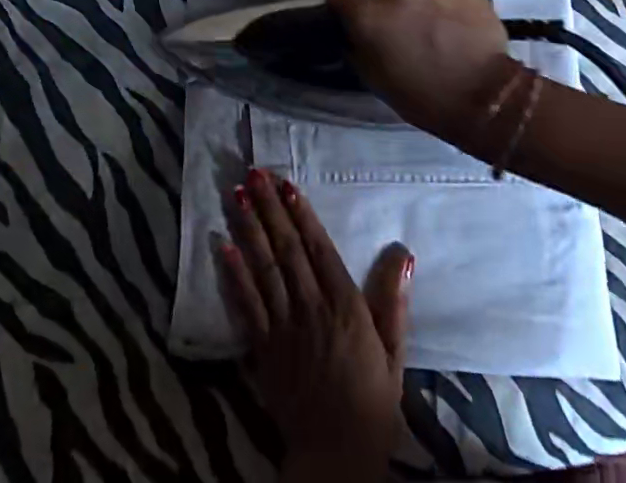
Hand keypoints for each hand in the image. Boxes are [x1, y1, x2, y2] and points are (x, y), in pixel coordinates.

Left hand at [220, 168, 413, 481]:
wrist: (336, 451)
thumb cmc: (373, 397)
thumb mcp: (395, 348)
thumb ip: (394, 300)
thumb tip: (402, 252)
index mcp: (346, 305)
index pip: (319, 249)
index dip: (302, 214)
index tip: (287, 184)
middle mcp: (311, 309)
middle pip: (286, 250)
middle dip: (269, 208)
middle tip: (253, 174)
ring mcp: (283, 328)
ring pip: (263, 269)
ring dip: (249, 229)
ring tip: (236, 196)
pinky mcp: (263, 349)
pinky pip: (246, 306)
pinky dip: (234, 275)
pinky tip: (224, 246)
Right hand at [325, 0, 514, 147]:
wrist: (482, 96)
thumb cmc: (420, 95)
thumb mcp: (374, 76)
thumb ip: (358, 44)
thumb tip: (354, 31)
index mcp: (369, 12)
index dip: (345, 1)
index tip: (353, 14)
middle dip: (388, 8)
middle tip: (402, 33)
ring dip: (419, 6)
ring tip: (436, 33)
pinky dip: (447, 6)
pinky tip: (457, 29)